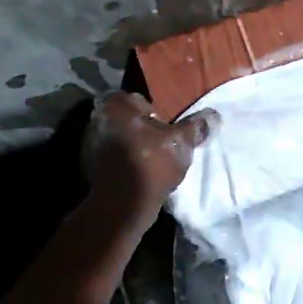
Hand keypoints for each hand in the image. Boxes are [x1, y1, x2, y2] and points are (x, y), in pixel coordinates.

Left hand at [83, 92, 217, 217]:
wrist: (123, 204)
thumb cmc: (152, 163)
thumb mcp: (182, 143)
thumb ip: (195, 127)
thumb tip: (213, 115)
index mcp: (117, 105)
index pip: (137, 98)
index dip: (153, 111)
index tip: (166, 126)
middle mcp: (97, 119)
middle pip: (126, 118)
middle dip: (141, 128)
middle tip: (161, 142)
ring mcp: (89, 143)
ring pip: (118, 137)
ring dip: (131, 145)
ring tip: (151, 159)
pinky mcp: (89, 166)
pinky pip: (110, 156)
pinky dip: (122, 161)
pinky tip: (137, 173)